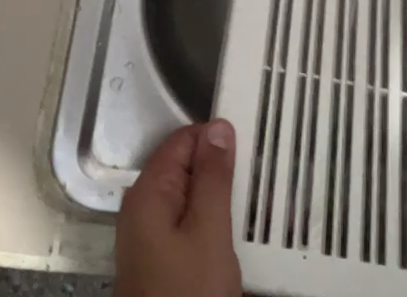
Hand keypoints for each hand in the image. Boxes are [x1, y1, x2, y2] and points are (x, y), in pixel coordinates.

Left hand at [115, 120, 242, 296]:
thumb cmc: (188, 292)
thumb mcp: (208, 231)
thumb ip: (212, 177)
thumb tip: (218, 127)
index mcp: (148, 192)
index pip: (183, 141)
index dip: (216, 139)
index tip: (252, 144)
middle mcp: (144, 208)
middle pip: (187, 168)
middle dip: (223, 171)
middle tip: (261, 175)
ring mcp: (152, 236)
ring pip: (193, 198)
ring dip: (223, 199)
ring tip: (259, 203)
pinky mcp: (163, 259)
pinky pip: (192, 225)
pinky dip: (216, 223)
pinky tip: (241, 232)